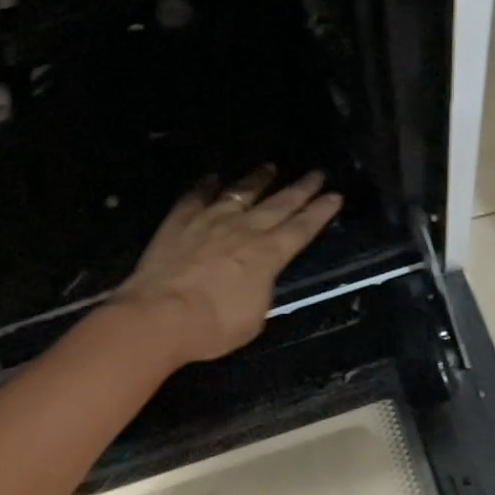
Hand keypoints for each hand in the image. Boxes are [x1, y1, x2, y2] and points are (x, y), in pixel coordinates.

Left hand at [113, 165, 343, 366]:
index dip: (320, 212)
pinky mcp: (180, 220)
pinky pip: (197, 196)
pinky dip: (207, 186)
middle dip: (300, 189)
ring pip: (240, 192)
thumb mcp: (253, 318)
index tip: (335, 196)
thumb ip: (261, 291)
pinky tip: (213, 178)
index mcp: (268, 254)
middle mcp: (244, 229)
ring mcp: (210, 220)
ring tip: (270, 167)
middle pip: (279, 204)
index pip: (302, 228)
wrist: (159, 316)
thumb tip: (259, 278)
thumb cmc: (212, 327)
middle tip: (316, 174)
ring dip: (258, 179)